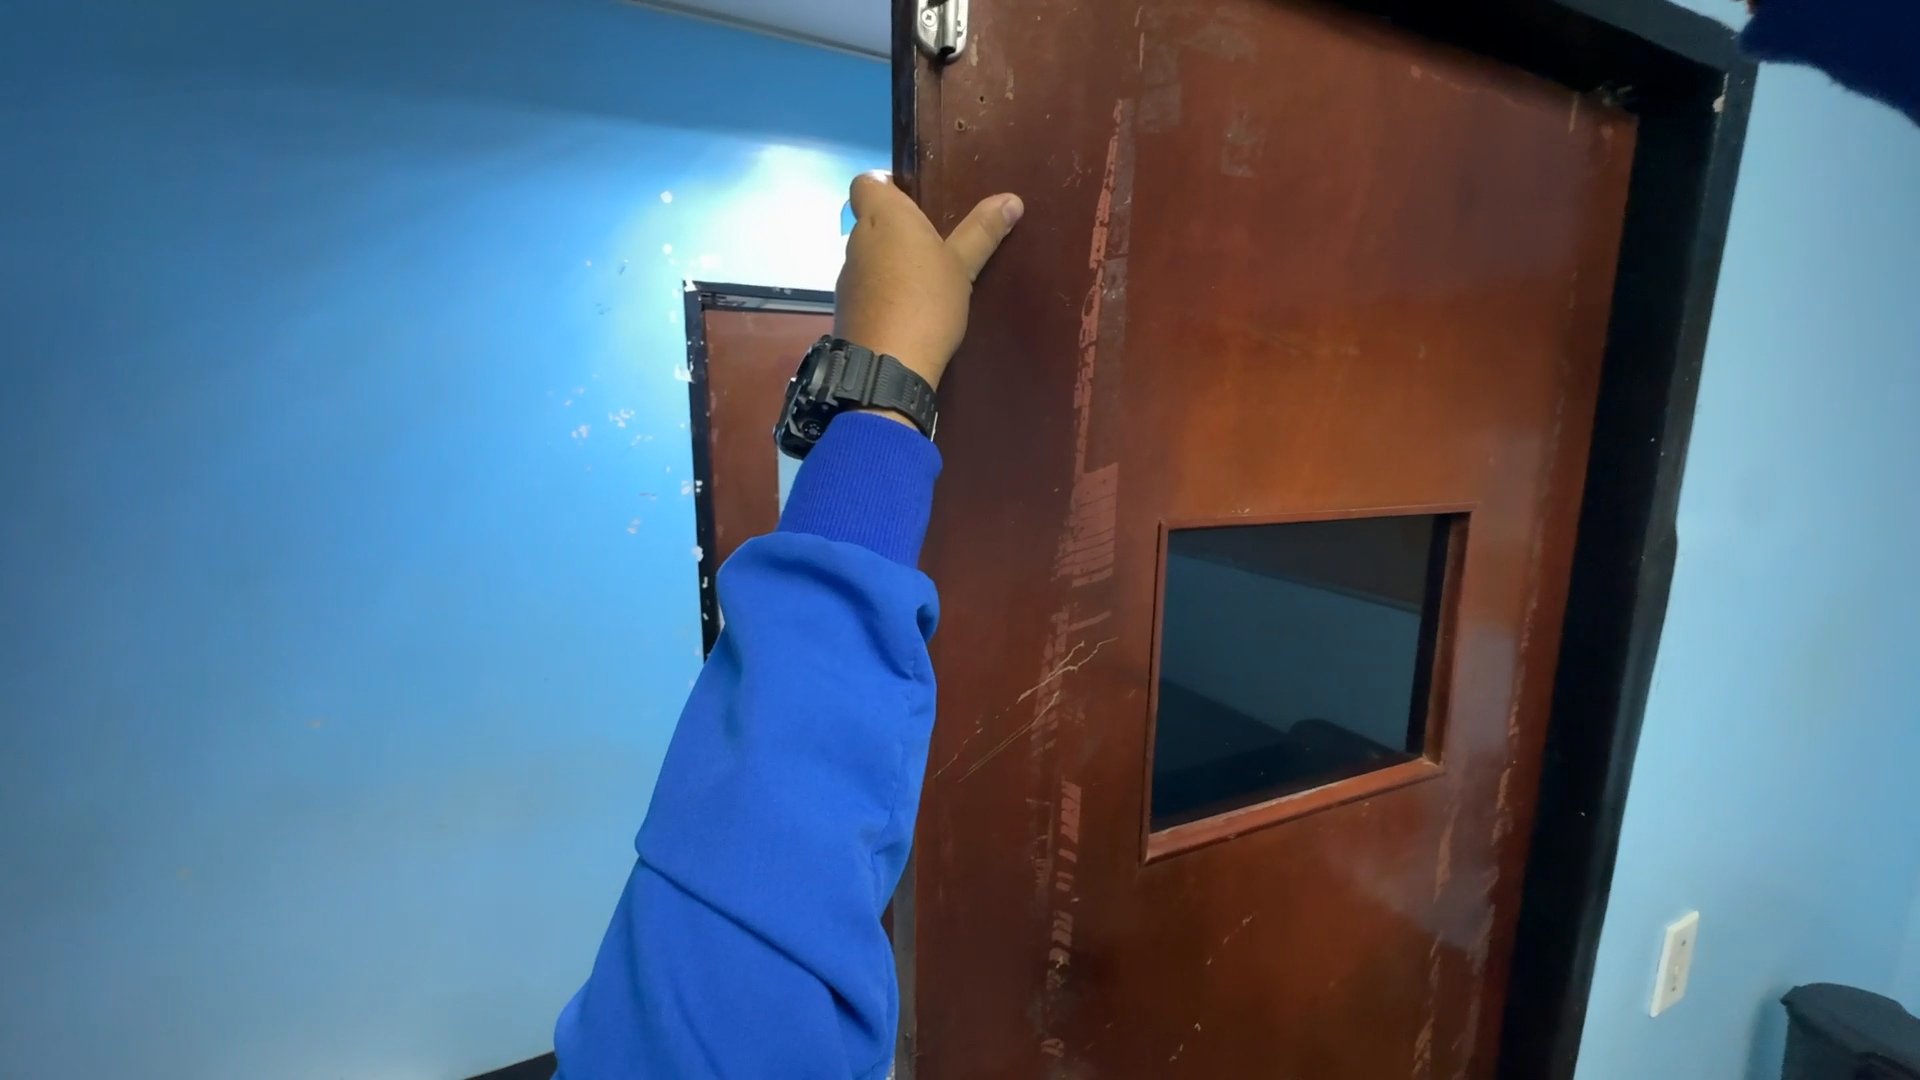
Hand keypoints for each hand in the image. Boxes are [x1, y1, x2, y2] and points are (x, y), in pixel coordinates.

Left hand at [835, 172, 1023, 392]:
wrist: (887, 366)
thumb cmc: (926, 303)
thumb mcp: (961, 266)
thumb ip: (981, 232)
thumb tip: (1012, 200)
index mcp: (883, 217)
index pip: (865, 182)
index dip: (885, 185)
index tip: (913, 200)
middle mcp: (857, 241)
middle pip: (870, 223)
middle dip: (897, 231)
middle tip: (932, 246)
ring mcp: (847, 278)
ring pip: (868, 259)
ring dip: (890, 266)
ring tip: (923, 285)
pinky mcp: (846, 311)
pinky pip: (866, 291)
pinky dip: (883, 295)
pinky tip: (908, 314)